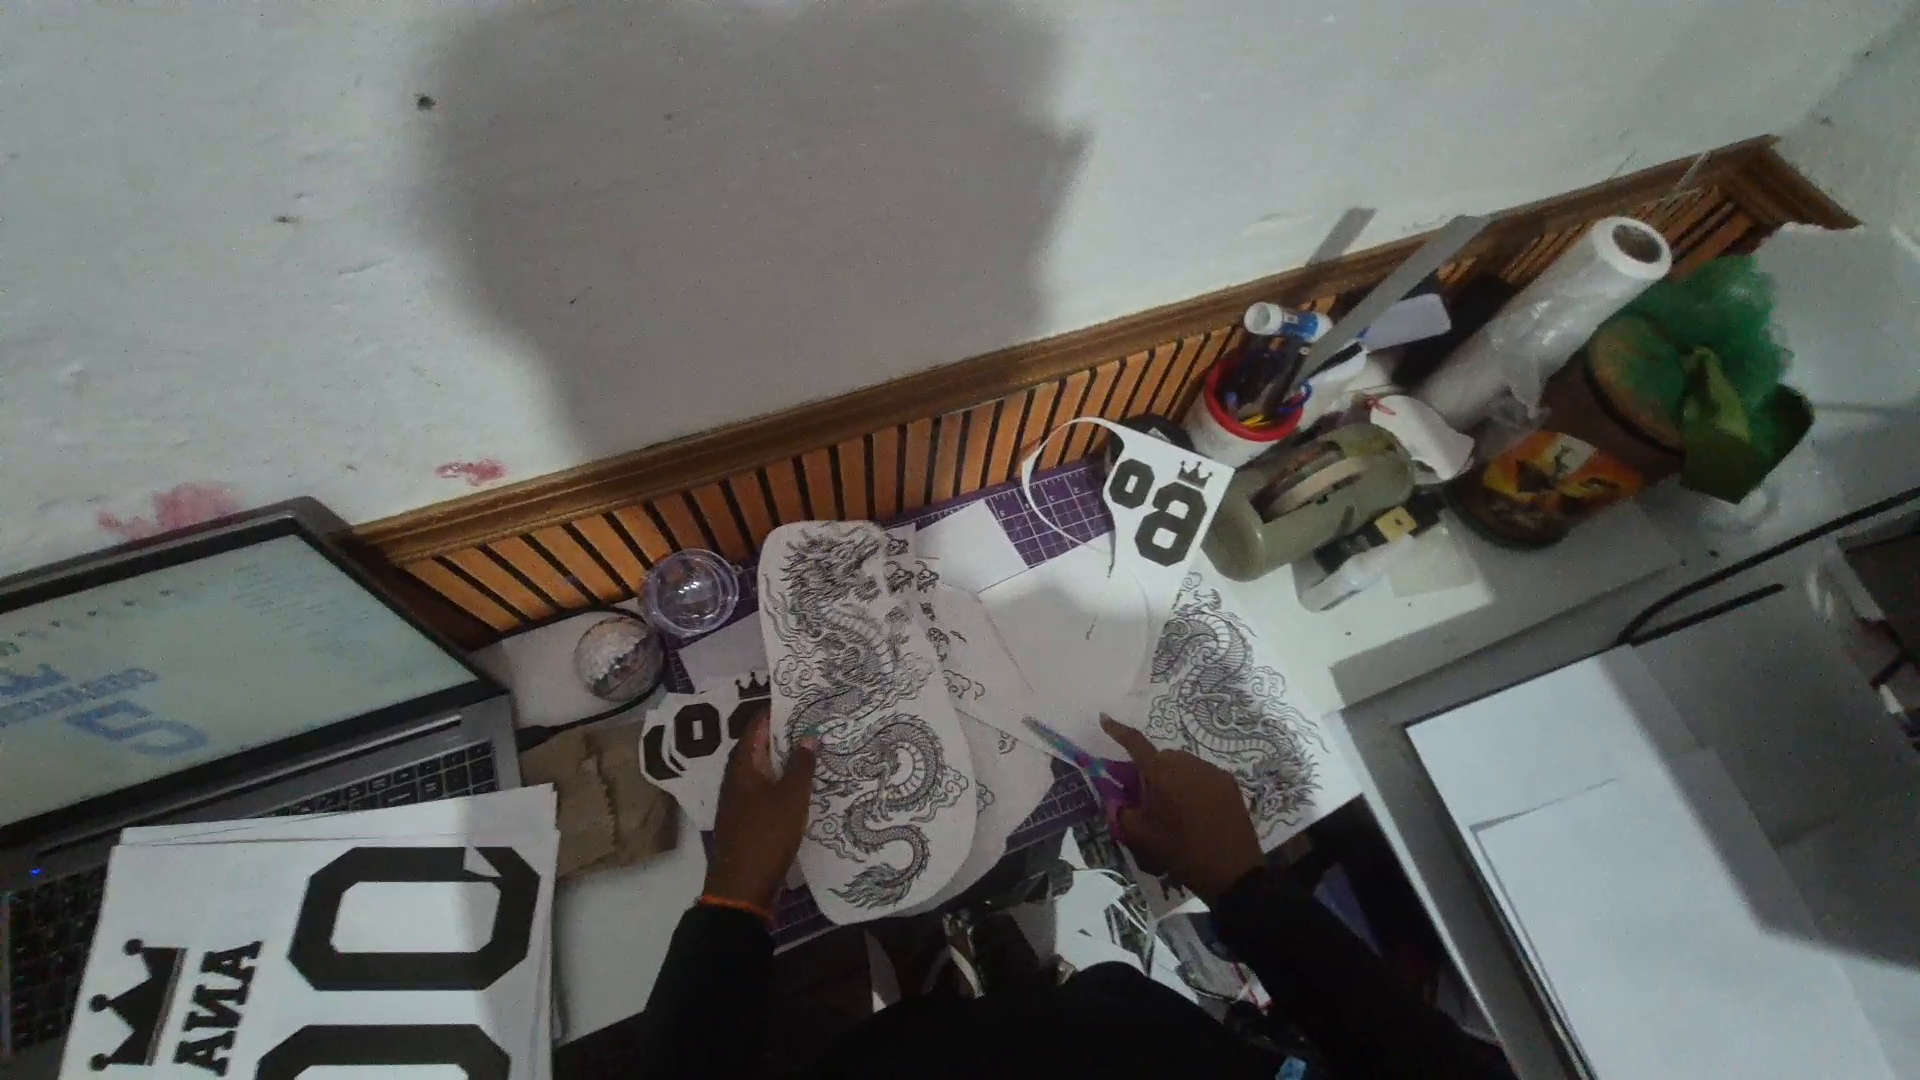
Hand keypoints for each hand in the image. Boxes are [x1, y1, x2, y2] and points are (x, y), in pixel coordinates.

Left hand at [704, 704, 816, 912]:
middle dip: (787, 732)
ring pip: (766, 768)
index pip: (758, 724)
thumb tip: (810, 734)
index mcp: (743, 765)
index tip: (803, 698)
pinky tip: (807, 784)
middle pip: (761, 744)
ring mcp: (741, 799)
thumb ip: (802, 765)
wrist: (742, 888)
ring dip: (788, 757)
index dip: (778, 709)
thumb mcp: (791, 797)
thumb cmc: (766, 836)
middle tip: (817, 720)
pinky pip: (768, 788)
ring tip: (818, 747)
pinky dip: (786, 780)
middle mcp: (738, 777)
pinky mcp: (749, 818)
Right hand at [1101, 715, 1264, 903]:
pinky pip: (1202, 774)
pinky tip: (1198, 810)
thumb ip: (1121, 813)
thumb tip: (1115, 801)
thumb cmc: (1182, 852)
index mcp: (1161, 773)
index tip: (1105, 719)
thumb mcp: (1142, 836)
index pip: (1135, 743)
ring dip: (1173, 777)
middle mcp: (1186, 763)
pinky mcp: (1229, 782)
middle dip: (1150, 771)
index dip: (1118, 730)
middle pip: (1160, 757)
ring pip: (1182, 764)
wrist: (1233, 873)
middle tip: (1148, 798)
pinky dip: (1193, 784)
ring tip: (1176, 807)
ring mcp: (1211, 771)